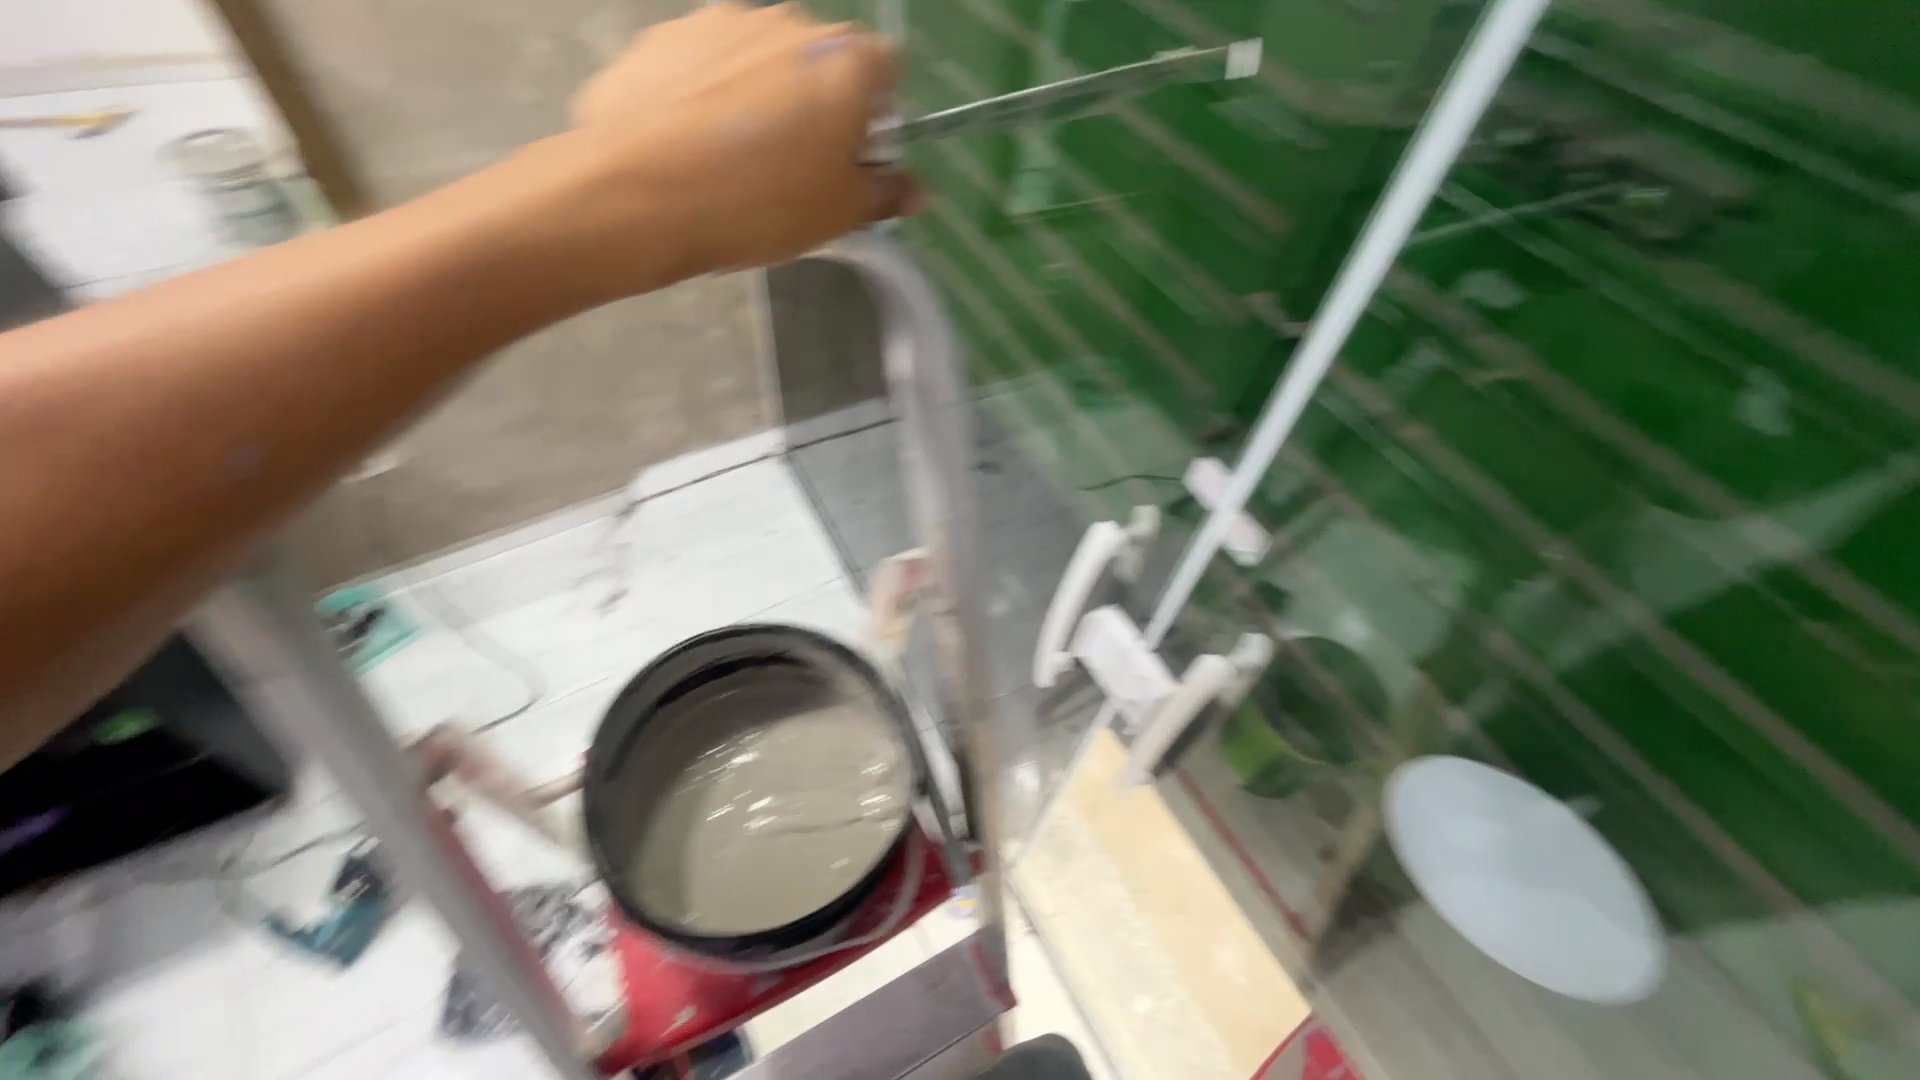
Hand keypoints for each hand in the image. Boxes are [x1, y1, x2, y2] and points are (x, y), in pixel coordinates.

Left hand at [564, 2, 920, 283]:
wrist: (642, 194)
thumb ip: (886, 193)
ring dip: (761, 98)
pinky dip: (705, 100)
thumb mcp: (840, 213)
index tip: (856, 155)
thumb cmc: (764, 203)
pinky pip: (702, 70)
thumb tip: (918, 190)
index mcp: (845, 59)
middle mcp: (786, 21)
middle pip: (820, 60)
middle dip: (818, 104)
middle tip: (798, 167)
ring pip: (757, 61)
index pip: (887, 68)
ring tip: (736, 161)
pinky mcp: (659, 40)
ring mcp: (716, 22)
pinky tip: (691, 149)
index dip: (878, 113)